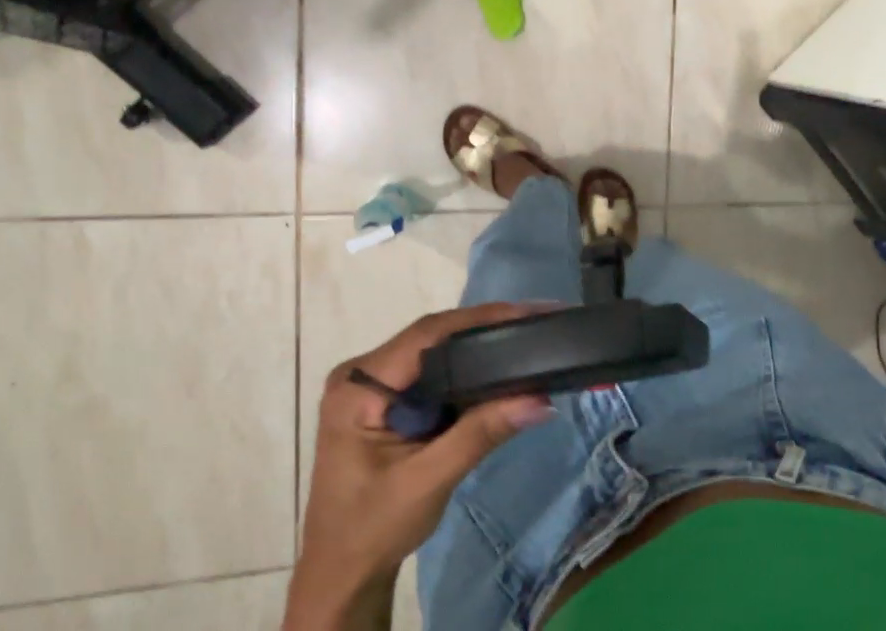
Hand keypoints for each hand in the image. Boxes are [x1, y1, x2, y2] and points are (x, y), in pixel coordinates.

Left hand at [284, 303, 555, 629]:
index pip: (427, 335)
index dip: (482, 318)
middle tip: (542, 324)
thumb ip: (481, 434)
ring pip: (439, 352)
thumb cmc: (373, 527)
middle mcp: (363, 375)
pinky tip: (505, 372)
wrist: (343, 572)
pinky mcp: (390, 402)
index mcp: (359, 386)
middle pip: (435, 337)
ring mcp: (375, 387)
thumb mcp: (428, 480)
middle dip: (490, 330)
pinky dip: (472, 373)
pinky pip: (436, 373)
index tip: (531, 314)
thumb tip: (541, 398)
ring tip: (532, 341)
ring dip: (484, 349)